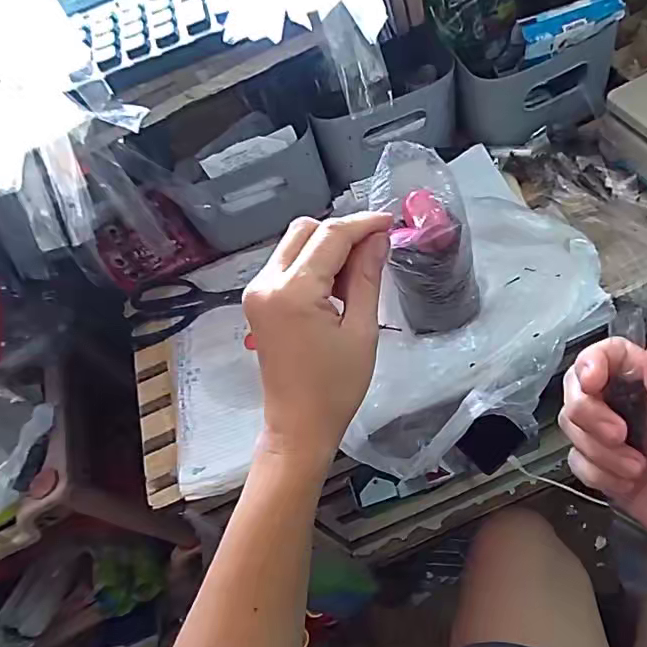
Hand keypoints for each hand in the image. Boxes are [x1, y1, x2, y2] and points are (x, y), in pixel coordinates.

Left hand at [244, 212, 391, 463]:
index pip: (329, 236)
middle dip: (342, 232)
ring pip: (294, 244)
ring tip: (358, 276)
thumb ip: (367, 277)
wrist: (299, 425)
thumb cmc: (336, 387)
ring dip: (327, 248)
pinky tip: (336, 288)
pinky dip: (313, 265)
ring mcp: (256, 292)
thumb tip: (379, 238)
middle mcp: (265, 283)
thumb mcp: (361, 330)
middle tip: (376, 251)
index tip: (390, 221)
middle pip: (305, 231)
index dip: (362, 224)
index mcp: (292, 292)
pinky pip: (287, 265)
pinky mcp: (258, 302)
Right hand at [559, 338, 646, 588]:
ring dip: (594, 447)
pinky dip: (594, 473)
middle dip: (586, 410)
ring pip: (577, 428)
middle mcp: (646, 417)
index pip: (620, 358)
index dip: (594, 361)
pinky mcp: (620, 485)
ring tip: (635, 471)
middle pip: (584, 390)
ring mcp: (630, 451)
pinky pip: (582, 466)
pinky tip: (627, 487)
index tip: (591, 383)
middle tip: (616, 436)